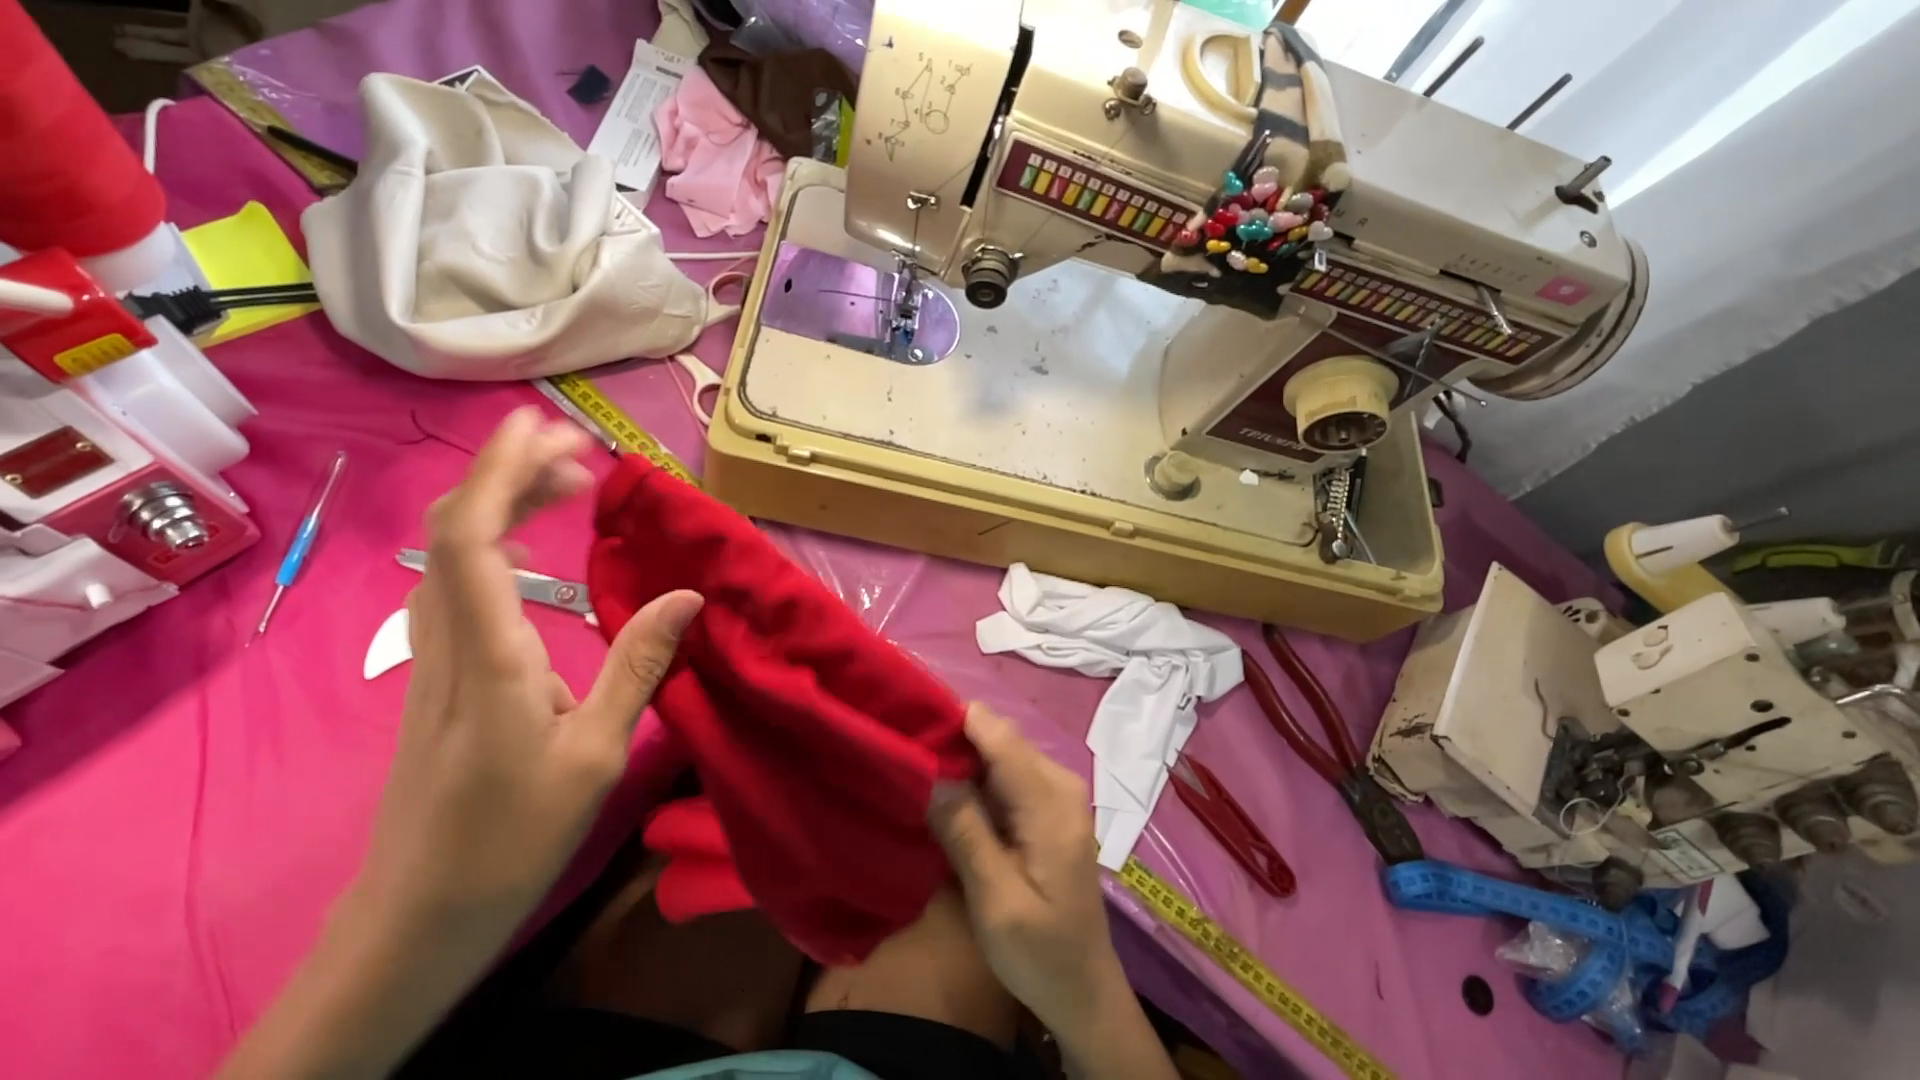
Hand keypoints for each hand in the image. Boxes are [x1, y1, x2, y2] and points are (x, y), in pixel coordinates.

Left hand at [358, 407, 703, 939]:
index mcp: (489, 657)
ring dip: (501, 506)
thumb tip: (688, 596)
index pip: (473, 538)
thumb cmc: (511, 837)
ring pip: (452, 556)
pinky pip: (457, 588)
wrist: (419, 911)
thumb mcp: (594, 754)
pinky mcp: (438, 677)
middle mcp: (450, 642)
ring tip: (565, 487)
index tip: (545, 429)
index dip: (501, 472)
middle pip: (456, 531)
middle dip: (507, 474)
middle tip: (574, 450)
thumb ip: (638, 667)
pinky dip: (494, 547)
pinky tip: (533, 558)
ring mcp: (435, 659)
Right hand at [926, 706, 1125, 1035]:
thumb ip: (965, 830)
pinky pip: (1005, 777)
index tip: (903, 723)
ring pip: (998, 754)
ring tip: (912, 773)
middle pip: (996, 737)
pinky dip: (974, 781)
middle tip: (900, 757)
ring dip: (959, 761)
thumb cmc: (1040, 952)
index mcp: (1050, 801)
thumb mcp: (995, 899)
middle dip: (950, 741)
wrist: (1083, 991)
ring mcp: (1055, 796)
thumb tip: (930, 771)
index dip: (951, 720)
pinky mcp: (1046, 811)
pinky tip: (942, 799)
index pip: (996, 732)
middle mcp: (1058, 784)